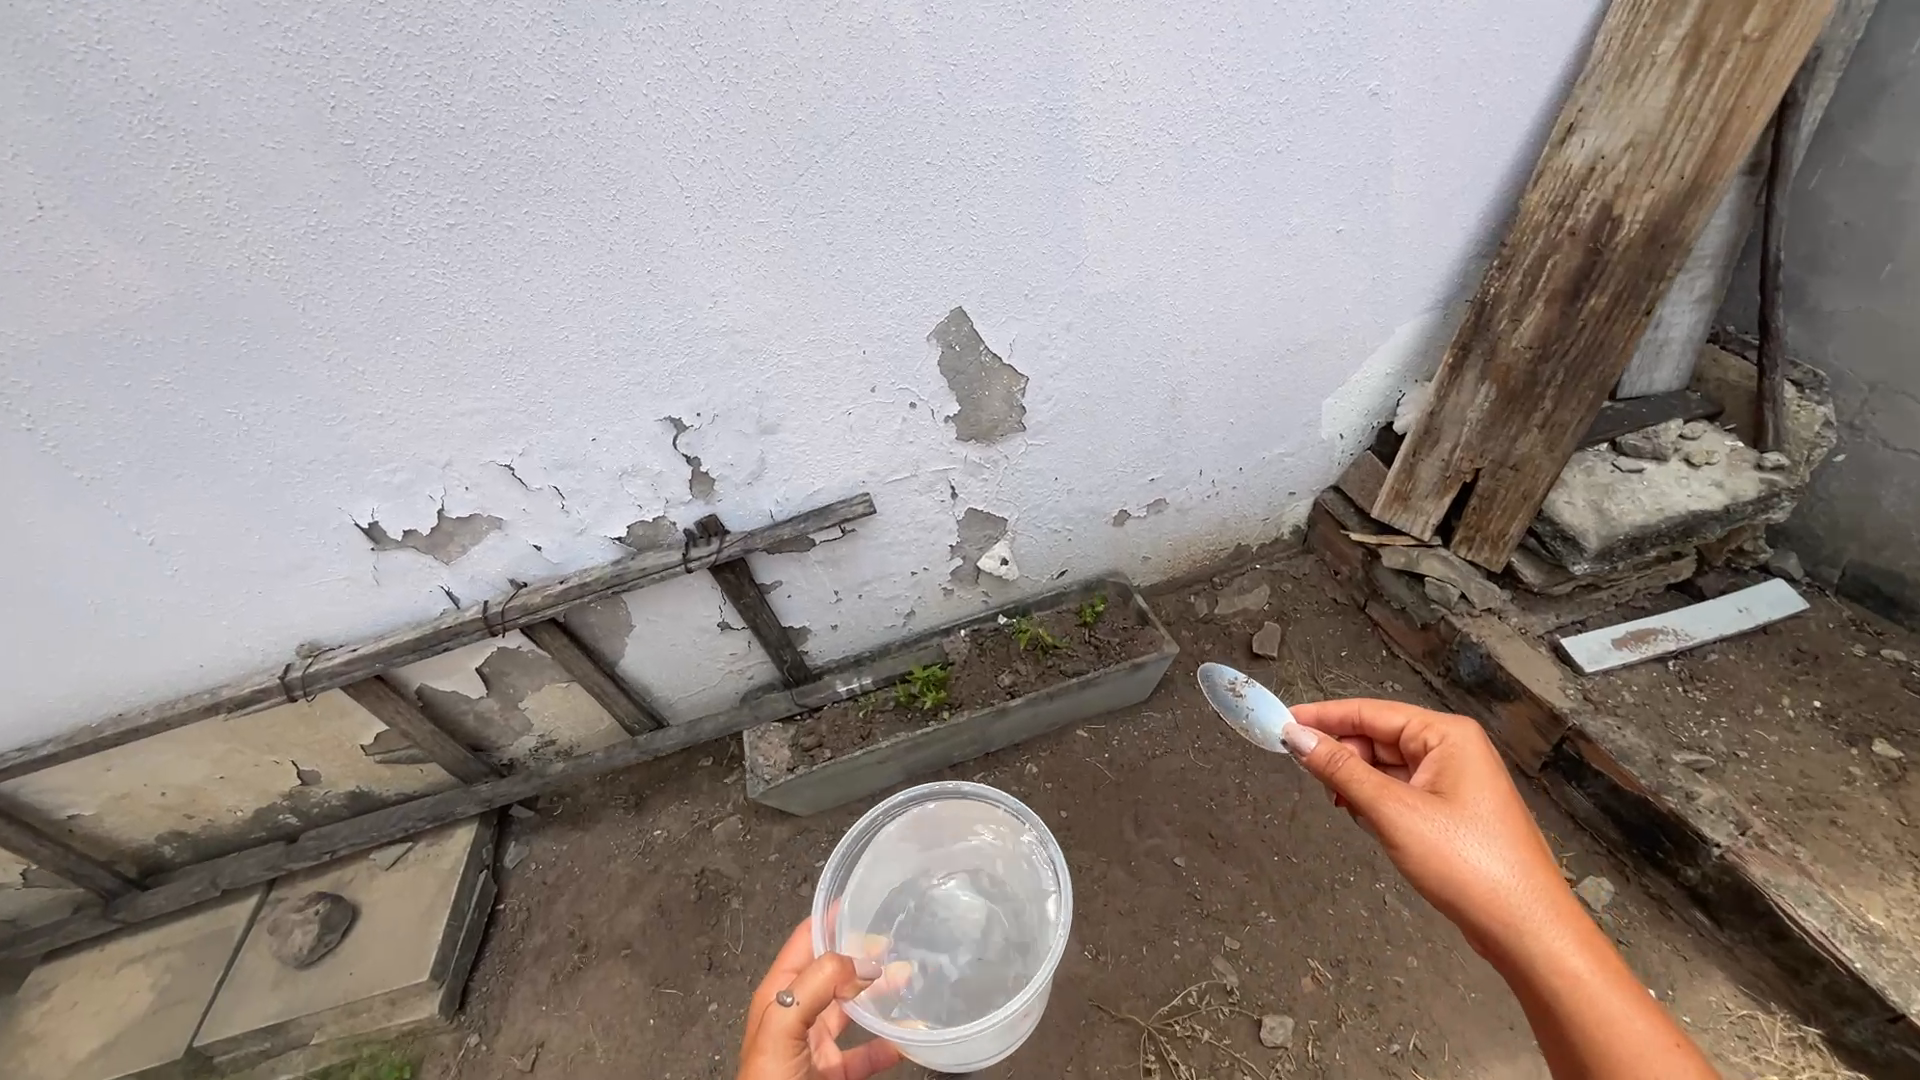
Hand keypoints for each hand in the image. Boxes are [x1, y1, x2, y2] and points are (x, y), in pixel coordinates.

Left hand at [737, 919, 903, 1079]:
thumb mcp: (783, 1026)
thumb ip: (816, 983)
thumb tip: (860, 959)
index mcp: (780, 992)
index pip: (808, 939)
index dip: (834, 917)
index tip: (867, 899)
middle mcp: (798, 1011)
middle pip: (836, 969)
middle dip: (866, 952)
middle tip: (899, 939)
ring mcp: (815, 1044)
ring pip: (853, 1006)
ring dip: (882, 991)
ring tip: (910, 976)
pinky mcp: (832, 1074)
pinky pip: (865, 1052)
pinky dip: (889, 1042)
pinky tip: (909, 1036)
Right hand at [1283, 699, 1576, 963]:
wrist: (1528, 932)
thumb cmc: (1467, 864)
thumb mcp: (1392, 811)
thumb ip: (1339, 769)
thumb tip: (1294, 735)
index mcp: (1446, 735)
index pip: (1368, 712)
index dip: (1322, 717)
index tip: (1280, 722)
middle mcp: (1451, 749)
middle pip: (1375, 737)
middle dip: (1341, 756)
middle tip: (1311, 778)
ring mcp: (1452, 780)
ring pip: (1383, 765)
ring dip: (1356, 782)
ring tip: (1341, 805)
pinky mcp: (1450, 810)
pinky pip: (1397, 789)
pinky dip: (1373, 800)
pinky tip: (1363, 818)